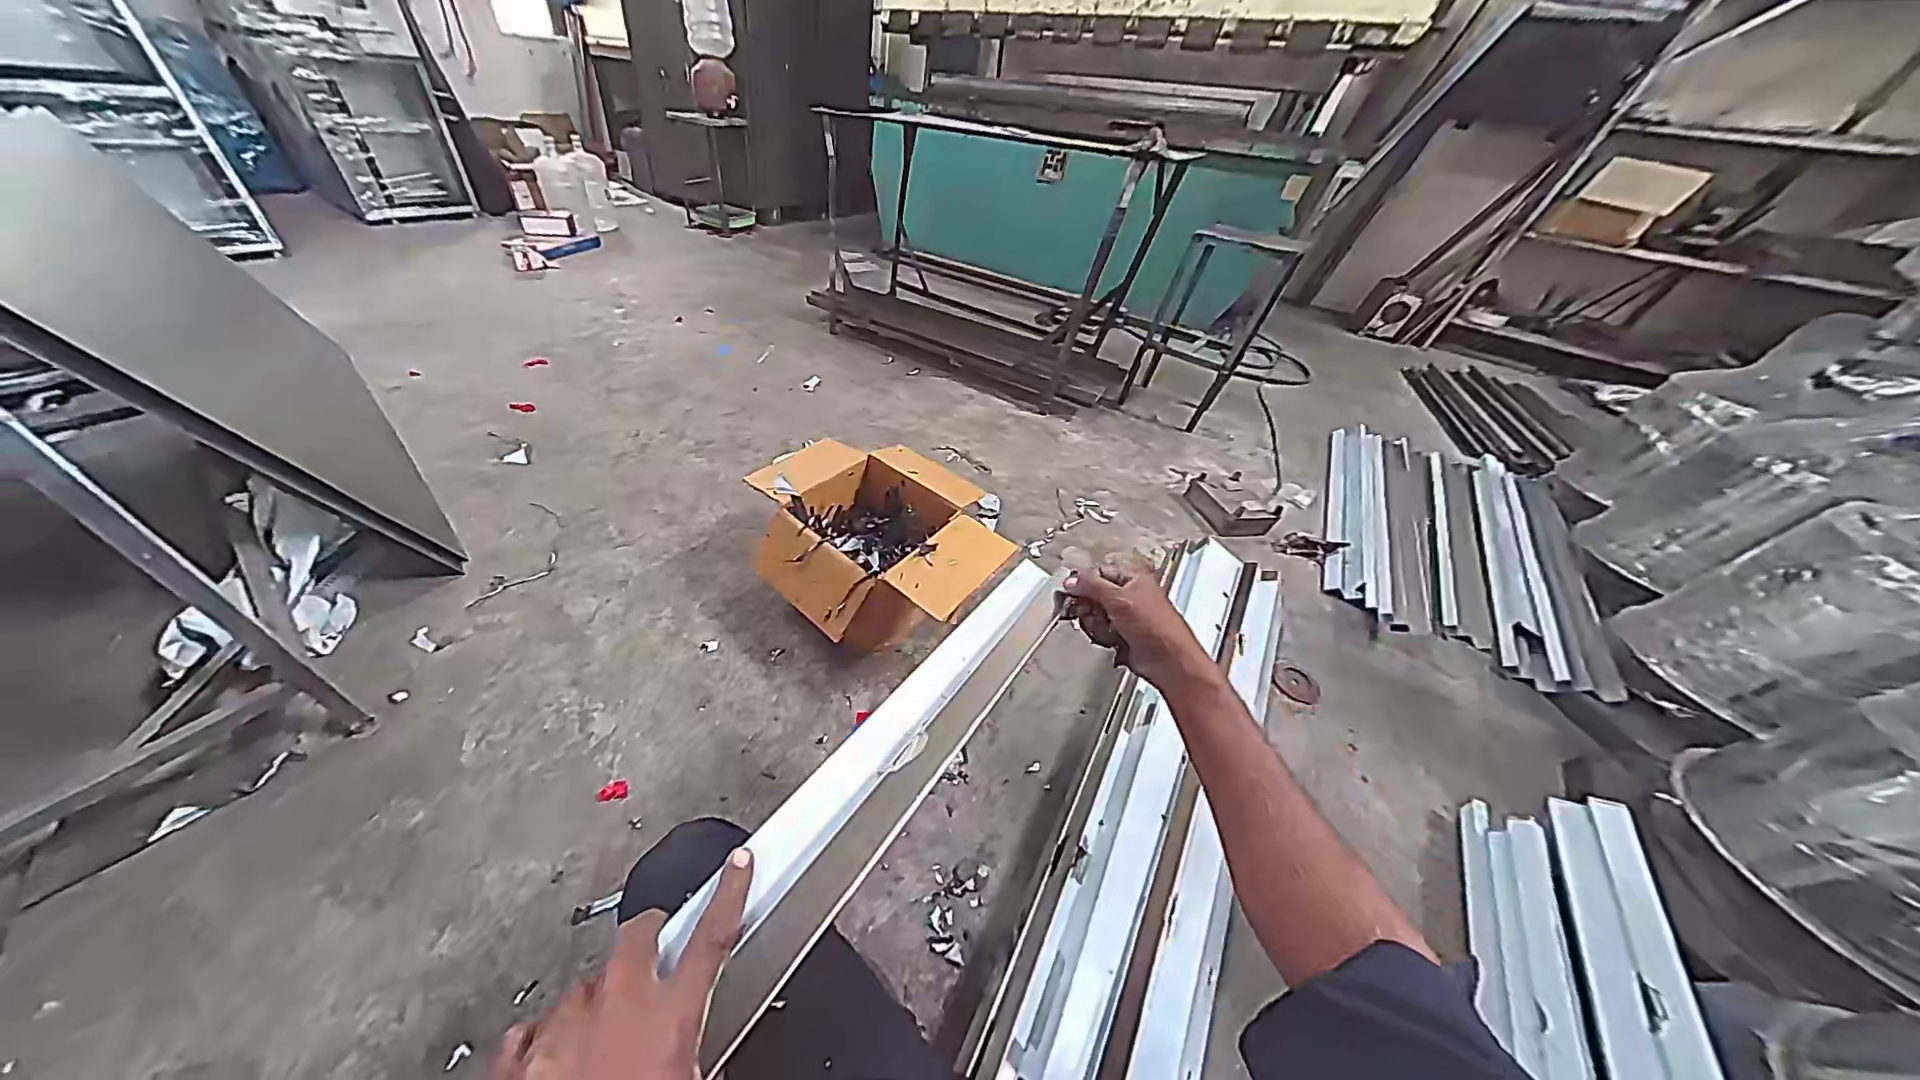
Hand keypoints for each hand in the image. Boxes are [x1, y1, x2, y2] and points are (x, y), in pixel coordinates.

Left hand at [495, 848, 753, 1079]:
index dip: (730, 892)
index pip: (713, 937)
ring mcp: (562, 1032)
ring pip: (585, 985)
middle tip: (654, 948)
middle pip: (637, 939)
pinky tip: (556, 1054)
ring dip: (597, 1000)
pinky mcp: (517, 1062)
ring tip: (604, 1037)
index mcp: (668, 1018)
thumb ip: (692, 1052)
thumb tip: (698, 1053)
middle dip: (648, 935)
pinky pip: (532, 1029)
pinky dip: (547, 1035)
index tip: (738, 863)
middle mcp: (616, 1009)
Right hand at [1062, 557, 1218, 693]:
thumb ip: (1091, 586)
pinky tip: (1111, 640)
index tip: (1070, 590)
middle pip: (1093, 595)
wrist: (1168, 661)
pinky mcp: (1122, 635)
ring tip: (1108, 629)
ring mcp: (1125, 616)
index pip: (1098, 573)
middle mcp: (1129, 596)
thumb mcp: (1119, 599)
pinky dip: (1101, 636)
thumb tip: (1072, 580)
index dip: (1083, 582)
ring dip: (1095, 624)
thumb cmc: (1156, 627)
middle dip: (1089, 606)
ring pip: (1094, 615)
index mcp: (1133, 579)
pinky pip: (1100, 631)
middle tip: (1092, 612)